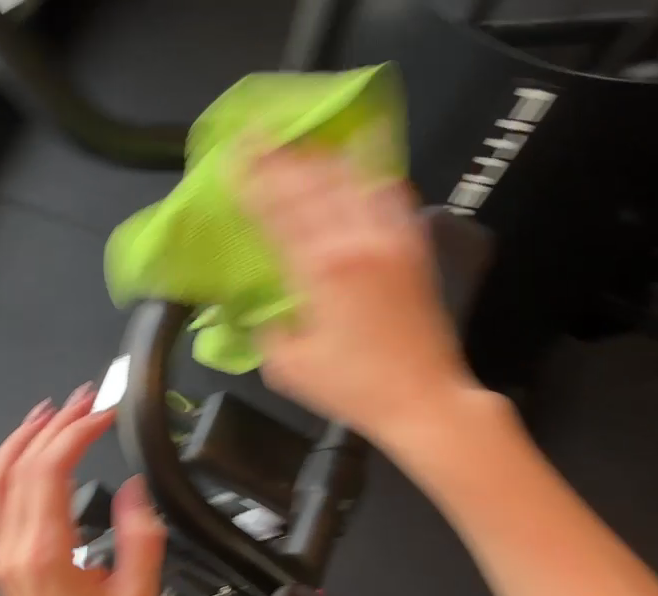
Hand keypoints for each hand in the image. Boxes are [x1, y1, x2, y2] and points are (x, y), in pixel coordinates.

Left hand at [0, 385, 166, 595]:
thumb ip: (141, 538)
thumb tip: (136, 491)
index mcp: (48, 555)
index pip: (50, 472)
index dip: (76, 433)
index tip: (101, 415)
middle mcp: (16, 549)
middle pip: (22, 466)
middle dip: (54, 425)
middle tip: (84, 401)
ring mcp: (2, 553)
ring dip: (21, 440)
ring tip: (50, 413)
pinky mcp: (2, 558)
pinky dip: (6, 467)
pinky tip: (26, 453)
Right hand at [241, 148, 491, 450]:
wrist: (423, 398)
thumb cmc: (355, 388)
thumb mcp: (290, 367)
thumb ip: (267, 332)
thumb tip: (260, 313)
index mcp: (319, 272)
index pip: (278, 212)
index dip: (254, 180)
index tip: (235, 156)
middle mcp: (356, 244)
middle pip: (313, 184)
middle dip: (282, 156)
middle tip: (260, 135)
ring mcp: (390, 242)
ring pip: (353, 181)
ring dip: (323, 158)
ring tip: (304, 142)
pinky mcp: (413, 249)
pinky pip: (392, 197)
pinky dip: (372, 174)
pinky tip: (363, 164)